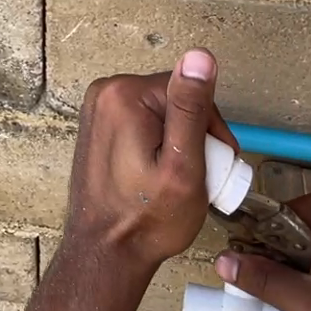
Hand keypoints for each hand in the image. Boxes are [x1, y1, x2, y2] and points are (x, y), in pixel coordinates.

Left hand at [60, 49, 238, 275]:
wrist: (106, 255)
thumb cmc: (147, 219)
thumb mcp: (183, 164)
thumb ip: (191, 107)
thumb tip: (200, 55)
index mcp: (123, 95)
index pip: (189, 90)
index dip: (209, 129)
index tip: (212, 164)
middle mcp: (104, 93)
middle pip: (173, 99)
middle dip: (192, 135)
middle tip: (194, 177)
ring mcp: (97, 110)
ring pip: (160, 113)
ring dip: (176, 142)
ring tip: (174, 180)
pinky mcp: (98, 127)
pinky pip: (141, 123)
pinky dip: (156, 146)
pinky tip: (155, 176)